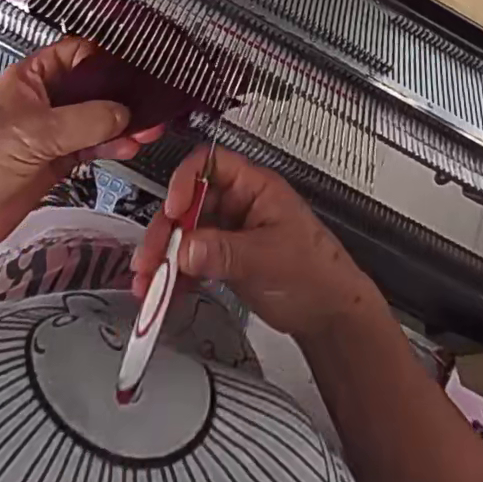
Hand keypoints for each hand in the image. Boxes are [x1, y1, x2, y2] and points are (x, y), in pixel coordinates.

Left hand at [0, 37, 163, 255]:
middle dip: (120, 94)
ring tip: (146, 126)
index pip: (75, 54)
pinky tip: (128, 146)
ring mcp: (50, 133)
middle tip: (148, 101)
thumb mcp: (33, 132)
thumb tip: (121, 112)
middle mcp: (42, 101)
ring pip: (95, 120)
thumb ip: (83, 120)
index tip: (134, 65)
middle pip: (91, 88)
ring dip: (121, 123)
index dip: (105, 56)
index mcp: (30, 79)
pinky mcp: (54, 162)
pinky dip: (111, 147)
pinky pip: (91, 148)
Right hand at [131, 146, 387, 341]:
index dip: (186, 180)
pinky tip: (163, 290)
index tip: (173, 209)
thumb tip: (186, 247)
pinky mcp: (220, 256)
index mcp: (254, 187)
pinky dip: (173, 274)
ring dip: (162, 255)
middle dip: (165, 229)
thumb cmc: (319, 274)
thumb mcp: (270, 257)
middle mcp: (236, 203)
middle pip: (187, 202)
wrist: (332, 317)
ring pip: (183, 232)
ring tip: (150, 280)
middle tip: (152, 255)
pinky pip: (188, 258)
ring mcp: (227, 230)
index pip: (210, 164)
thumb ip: (225, 251)